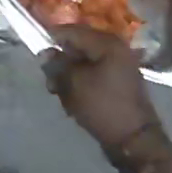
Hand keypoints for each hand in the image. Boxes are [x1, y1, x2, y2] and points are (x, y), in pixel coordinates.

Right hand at [44, 25, 159, 150]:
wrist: (135, 142)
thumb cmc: (103, 106)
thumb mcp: (74, 83)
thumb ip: (57, 64)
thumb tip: (45, 53)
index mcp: (107, 43)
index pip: (72, 31)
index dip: (52, 38)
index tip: (36, 50)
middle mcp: (115, 49)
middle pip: (78, 47)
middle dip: (61, 62)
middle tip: (49, 80)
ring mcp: (119, 66)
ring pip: (84, 63)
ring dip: (69, 75)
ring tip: (59, 93)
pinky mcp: (119, 83)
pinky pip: (93, 75)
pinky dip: (81, 83)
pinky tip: (72, 100)